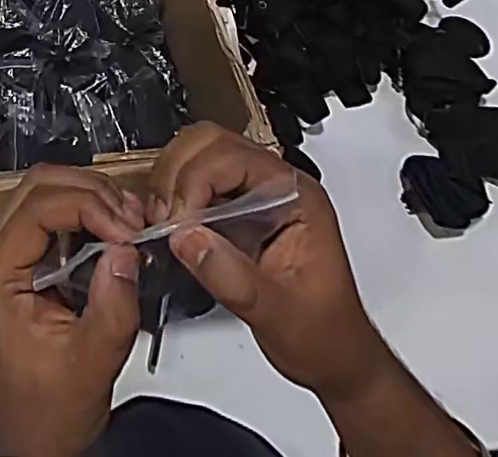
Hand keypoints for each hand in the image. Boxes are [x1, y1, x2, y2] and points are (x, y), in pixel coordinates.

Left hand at [0, 164, 146, 456]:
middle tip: (130, 219)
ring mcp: (22, 252)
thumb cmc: (46, 406)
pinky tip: (121, 229)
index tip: (123, 230)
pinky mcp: (42, 257)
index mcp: (2, 272)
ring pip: (50, 192)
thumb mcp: (88, 366)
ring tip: (130, 222)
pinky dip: (95, 210)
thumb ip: (109, 311)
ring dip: (93, 196)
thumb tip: (125, 254)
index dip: (84, 208)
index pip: (36, 210)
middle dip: (89, 192)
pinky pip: (63, 213)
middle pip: (39, 187)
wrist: (38, 430)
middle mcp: (6, 253)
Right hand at [149, 123, 390, 400]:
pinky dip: (168, 192)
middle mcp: (272, 182)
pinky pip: (188, 174)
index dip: (195, 182)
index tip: (179, 222)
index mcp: (296, 196)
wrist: (333, 355)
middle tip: (165, 216)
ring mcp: (249, 188)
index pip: (232, 157)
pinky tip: (166, 223)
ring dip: (168, 181)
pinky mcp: (229, 200)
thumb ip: (234, 279)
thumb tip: (187, 238)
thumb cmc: (324, 336)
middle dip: (176, 174)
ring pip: (193, 151)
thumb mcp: (281, 317)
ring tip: (164, 221)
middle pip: (208, 142)